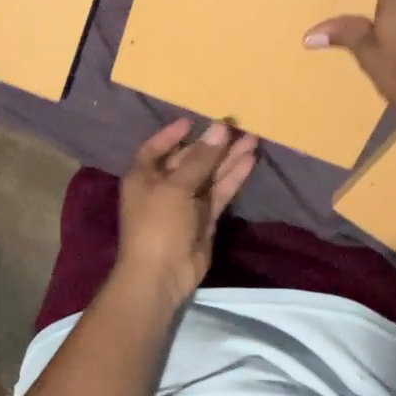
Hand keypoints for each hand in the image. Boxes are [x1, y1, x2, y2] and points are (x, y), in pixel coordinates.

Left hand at [114, 119, 258, 303]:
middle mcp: (162, 187)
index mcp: (143, 176)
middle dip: (211, 145)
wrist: (161, 274)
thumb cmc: (157, 224)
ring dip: (228, 158)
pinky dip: (233, 178)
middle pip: (188, 160)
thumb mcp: (175, 187)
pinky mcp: (204, 219)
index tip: (193, 120)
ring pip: (209, 175)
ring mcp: (185, 204)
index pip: (155, 148)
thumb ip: (200, 158)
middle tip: (236, 125)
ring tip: (253, 137)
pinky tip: (249, 160)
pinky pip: (219, 193)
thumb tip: (220, 128)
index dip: (172, 134)